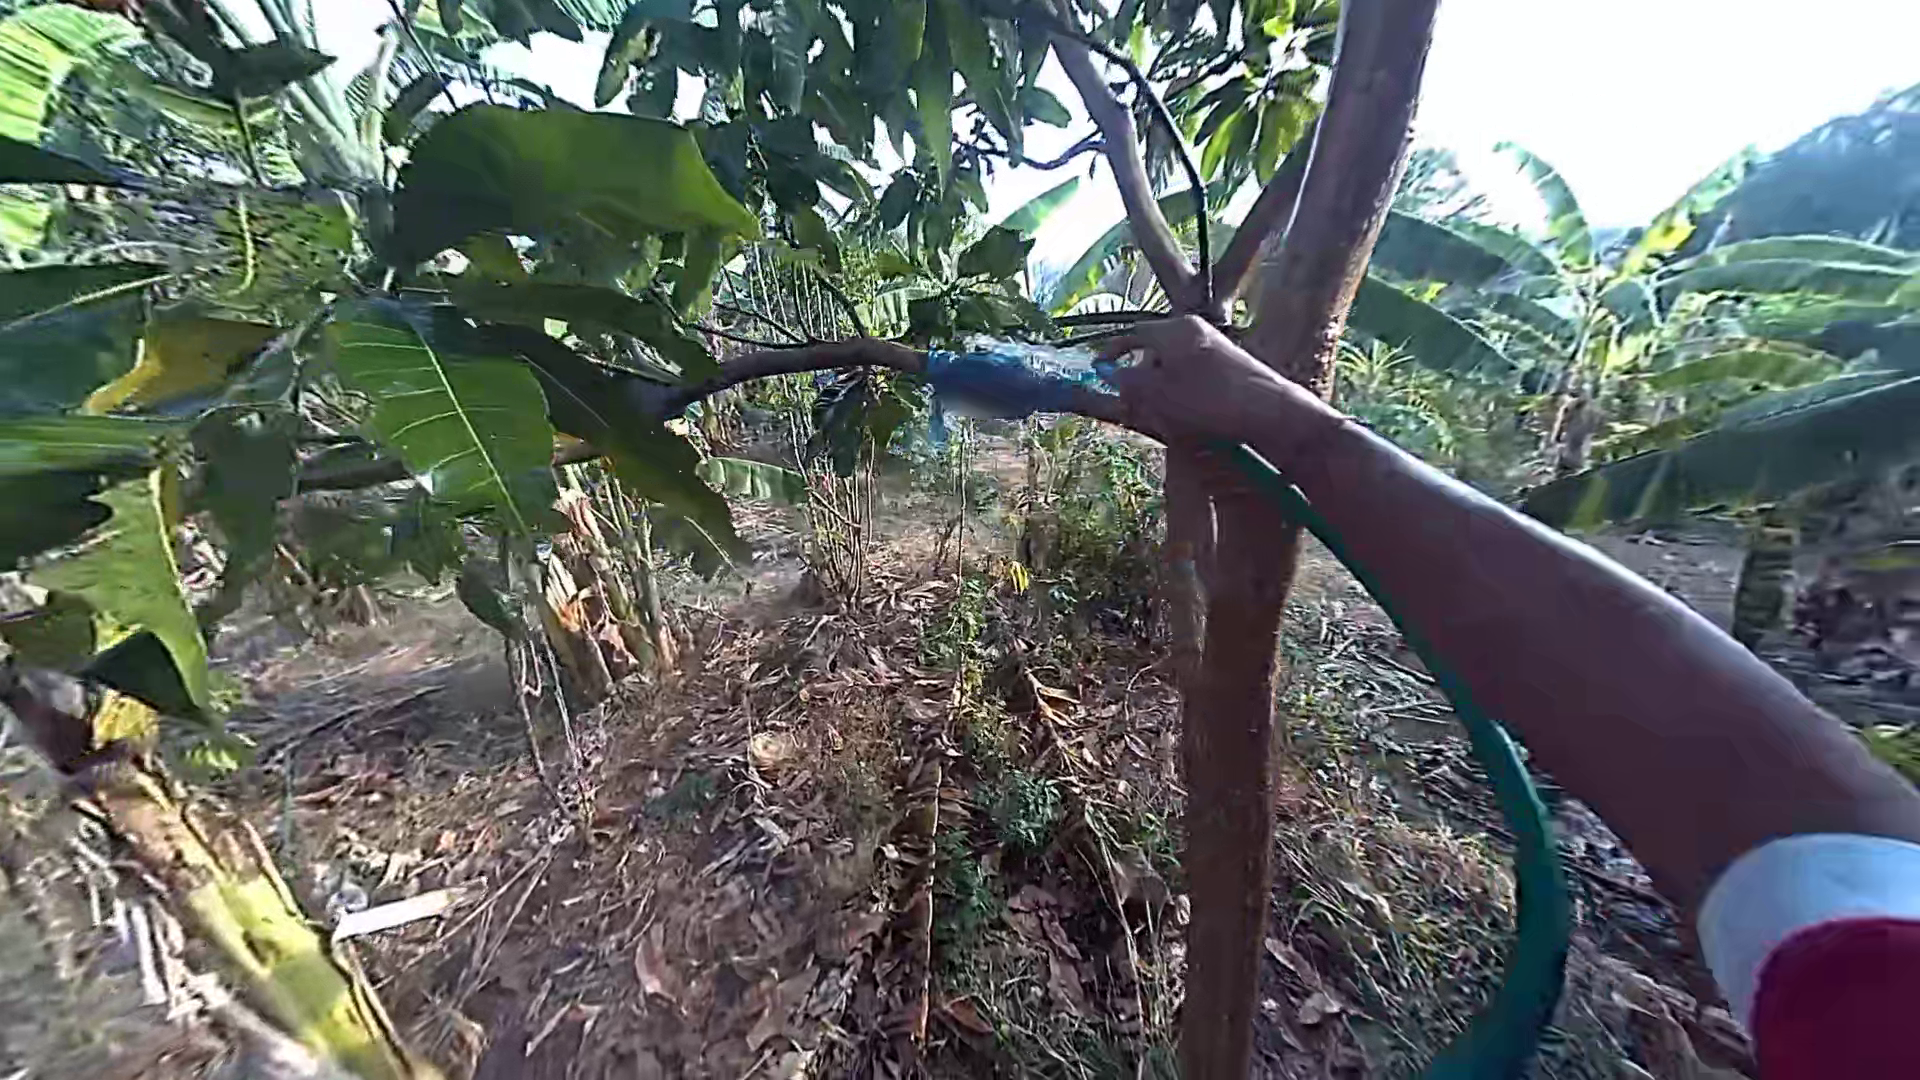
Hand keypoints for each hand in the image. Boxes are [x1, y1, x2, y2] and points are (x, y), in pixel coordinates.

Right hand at [1099, 316, 1339, 452]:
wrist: (1269, 413)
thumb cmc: (1208, 400)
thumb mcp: (1159, 394)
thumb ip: (1129, 382)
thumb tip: (1112, 374)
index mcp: (1175, 330)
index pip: (1132, 334)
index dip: (1111, 352)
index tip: (1097, 368)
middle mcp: (1194, 333)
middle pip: (1151, 352)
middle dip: (1136, 378)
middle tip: (1129, 402)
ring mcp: (1212, 349)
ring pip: (1170, 367)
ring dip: (1157, 390)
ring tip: (1156, 414)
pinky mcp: (1226, 368)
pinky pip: (1189, 377)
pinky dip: (1177, 393)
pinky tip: (1182, 416)